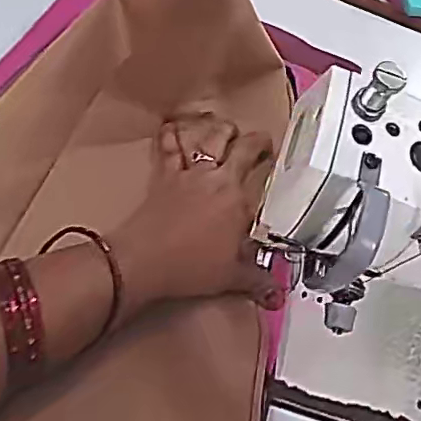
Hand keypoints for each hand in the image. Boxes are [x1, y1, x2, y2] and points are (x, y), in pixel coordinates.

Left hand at [107, 114, 280, 317]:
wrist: (144, 261)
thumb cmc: (191, 267)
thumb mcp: (231, 277)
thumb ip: (257, 281)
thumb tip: (276, 294)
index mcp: (238, 200)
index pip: (262, 177)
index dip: (271, 168)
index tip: (276, 166)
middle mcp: (218, 179)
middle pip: (241, 146)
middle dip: (255, 140)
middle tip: (261, 142)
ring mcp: (190, 173)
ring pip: (209, 138)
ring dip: (219, 129)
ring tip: (226, 128)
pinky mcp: (165, 175)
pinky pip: (170, 148)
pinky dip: (172, 134)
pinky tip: (173, 126)